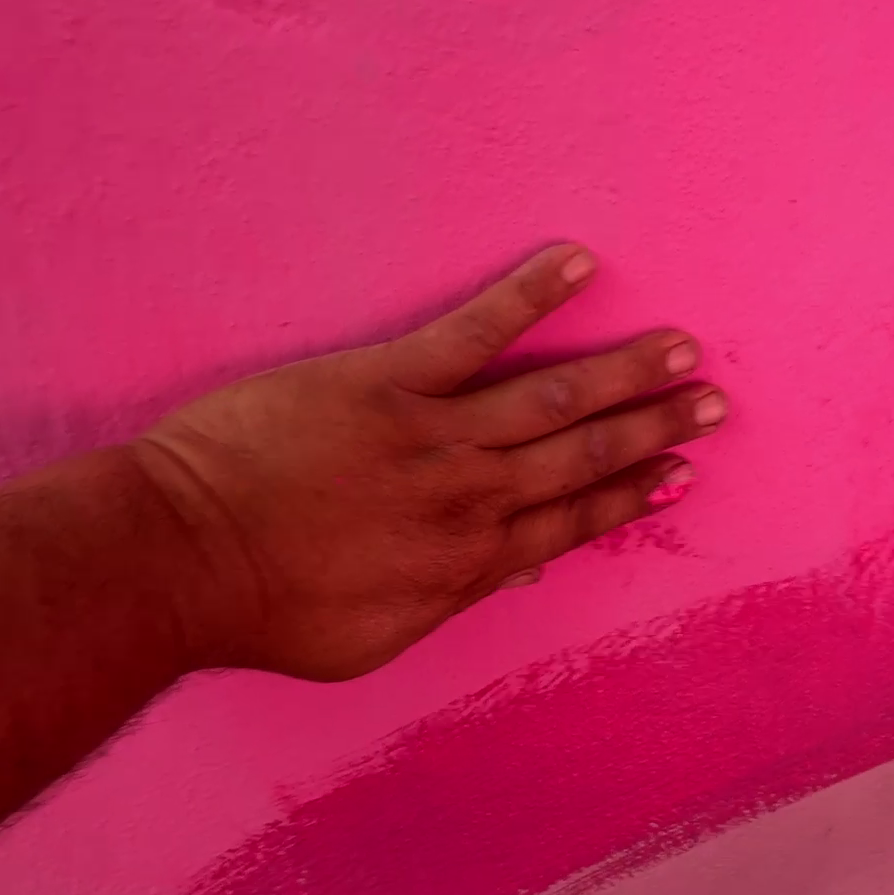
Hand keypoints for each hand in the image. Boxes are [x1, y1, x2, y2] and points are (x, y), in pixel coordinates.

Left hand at [127, 244, 725, 680]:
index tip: (680, 474)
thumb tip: (517, 567)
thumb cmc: (271, 606)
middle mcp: (474, 496)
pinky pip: (474, 330)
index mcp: (472, 559)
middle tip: (712, 405)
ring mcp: (437, 434)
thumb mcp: (379, 631)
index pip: (577, 517)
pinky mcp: (390, 380)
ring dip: (624, 372)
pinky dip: (529, 295)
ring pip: (553, 398)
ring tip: (679, 350)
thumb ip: (457, 592)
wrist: (181, 562)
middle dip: (655, 429)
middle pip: (586, 455)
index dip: (634, 494)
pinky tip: (577, 263)